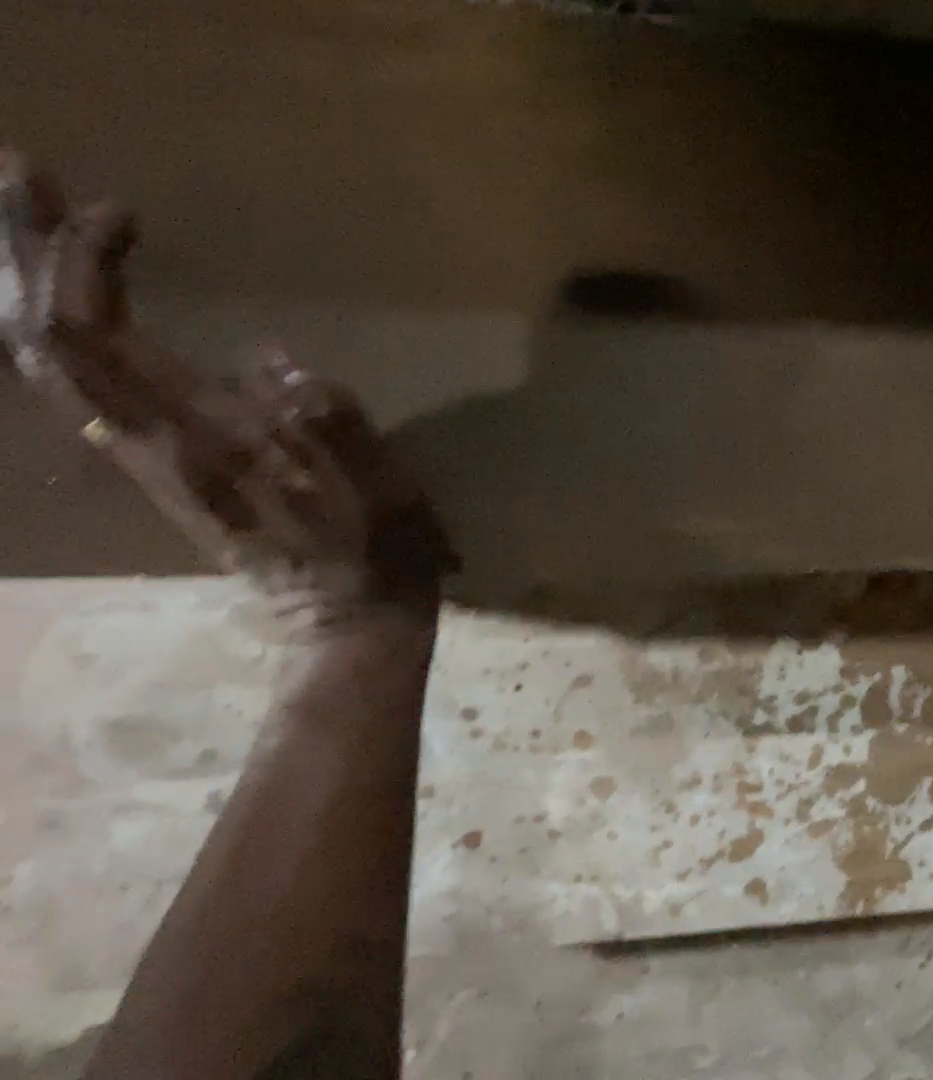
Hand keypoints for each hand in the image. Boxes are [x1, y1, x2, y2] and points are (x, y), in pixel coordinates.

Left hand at [0, 152, 455, 623]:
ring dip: (33, 290)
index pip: (96, 339)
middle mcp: (151, 446)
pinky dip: (63, 335)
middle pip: (46, 343)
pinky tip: (83, 314)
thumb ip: (329, 423)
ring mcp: (152, 462)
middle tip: (23, 175)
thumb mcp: (380, 487)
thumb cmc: (380, 551)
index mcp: (203, 441)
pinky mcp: (166, 473)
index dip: (84, 265)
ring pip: (51, 367)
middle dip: (26, 256)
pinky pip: (80, 393)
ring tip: (42, 231)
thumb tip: (271, 357)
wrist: (351, 620)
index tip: (120, 213)